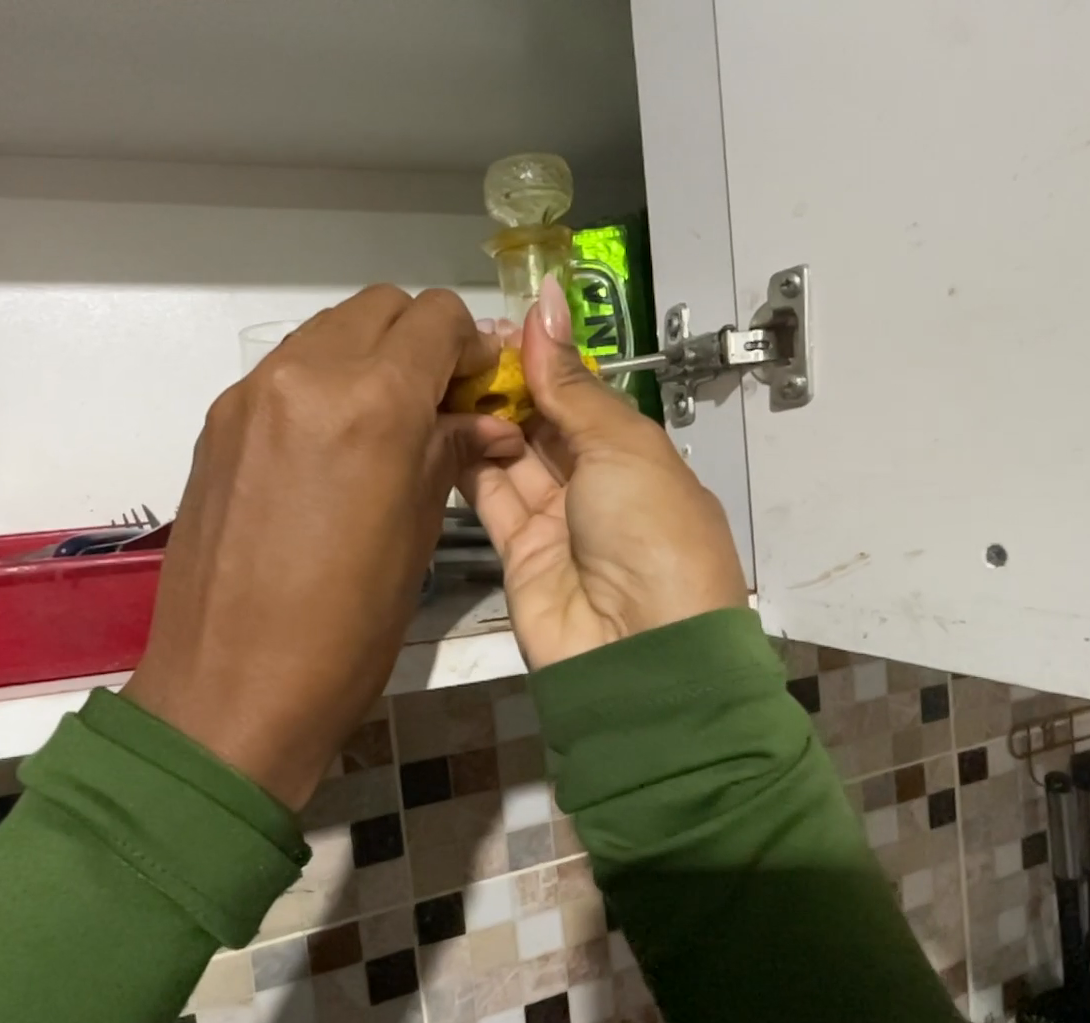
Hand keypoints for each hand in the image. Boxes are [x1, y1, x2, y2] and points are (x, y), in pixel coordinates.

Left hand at [123, 287, 521, 809]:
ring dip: (369, 357)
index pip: (436, 317)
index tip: (480, 388)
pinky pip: (287, 371)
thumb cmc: (349, 628)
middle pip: (380, 307)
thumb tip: (487, 422)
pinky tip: (334, 446)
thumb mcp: (419, 533)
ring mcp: (251, 394)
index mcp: (372, 401)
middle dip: (421, 341)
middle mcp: (306, 374)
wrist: (231, 690)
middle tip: (438, 402)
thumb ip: (449, 452)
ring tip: (386, 424)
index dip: (471, 344)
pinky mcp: (218, 422)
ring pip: (329, 331)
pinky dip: (324, 384)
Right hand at [460, 276, 747, 668]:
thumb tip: (547, 302)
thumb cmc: (650, 532)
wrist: (637, 652)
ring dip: (481, 418)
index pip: (580, 396)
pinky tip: (438, 421)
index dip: (543, 361)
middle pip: (542, 425)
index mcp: (635, 455)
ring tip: (440, 374)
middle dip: (507, 385)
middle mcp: (595, 485)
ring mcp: (555, 521)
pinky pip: (488, 496)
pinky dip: (466, 460)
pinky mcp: (517, 552)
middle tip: (457, 346)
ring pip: (510, 457)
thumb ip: (573, 382)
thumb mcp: (624, 446)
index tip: (498, 325)